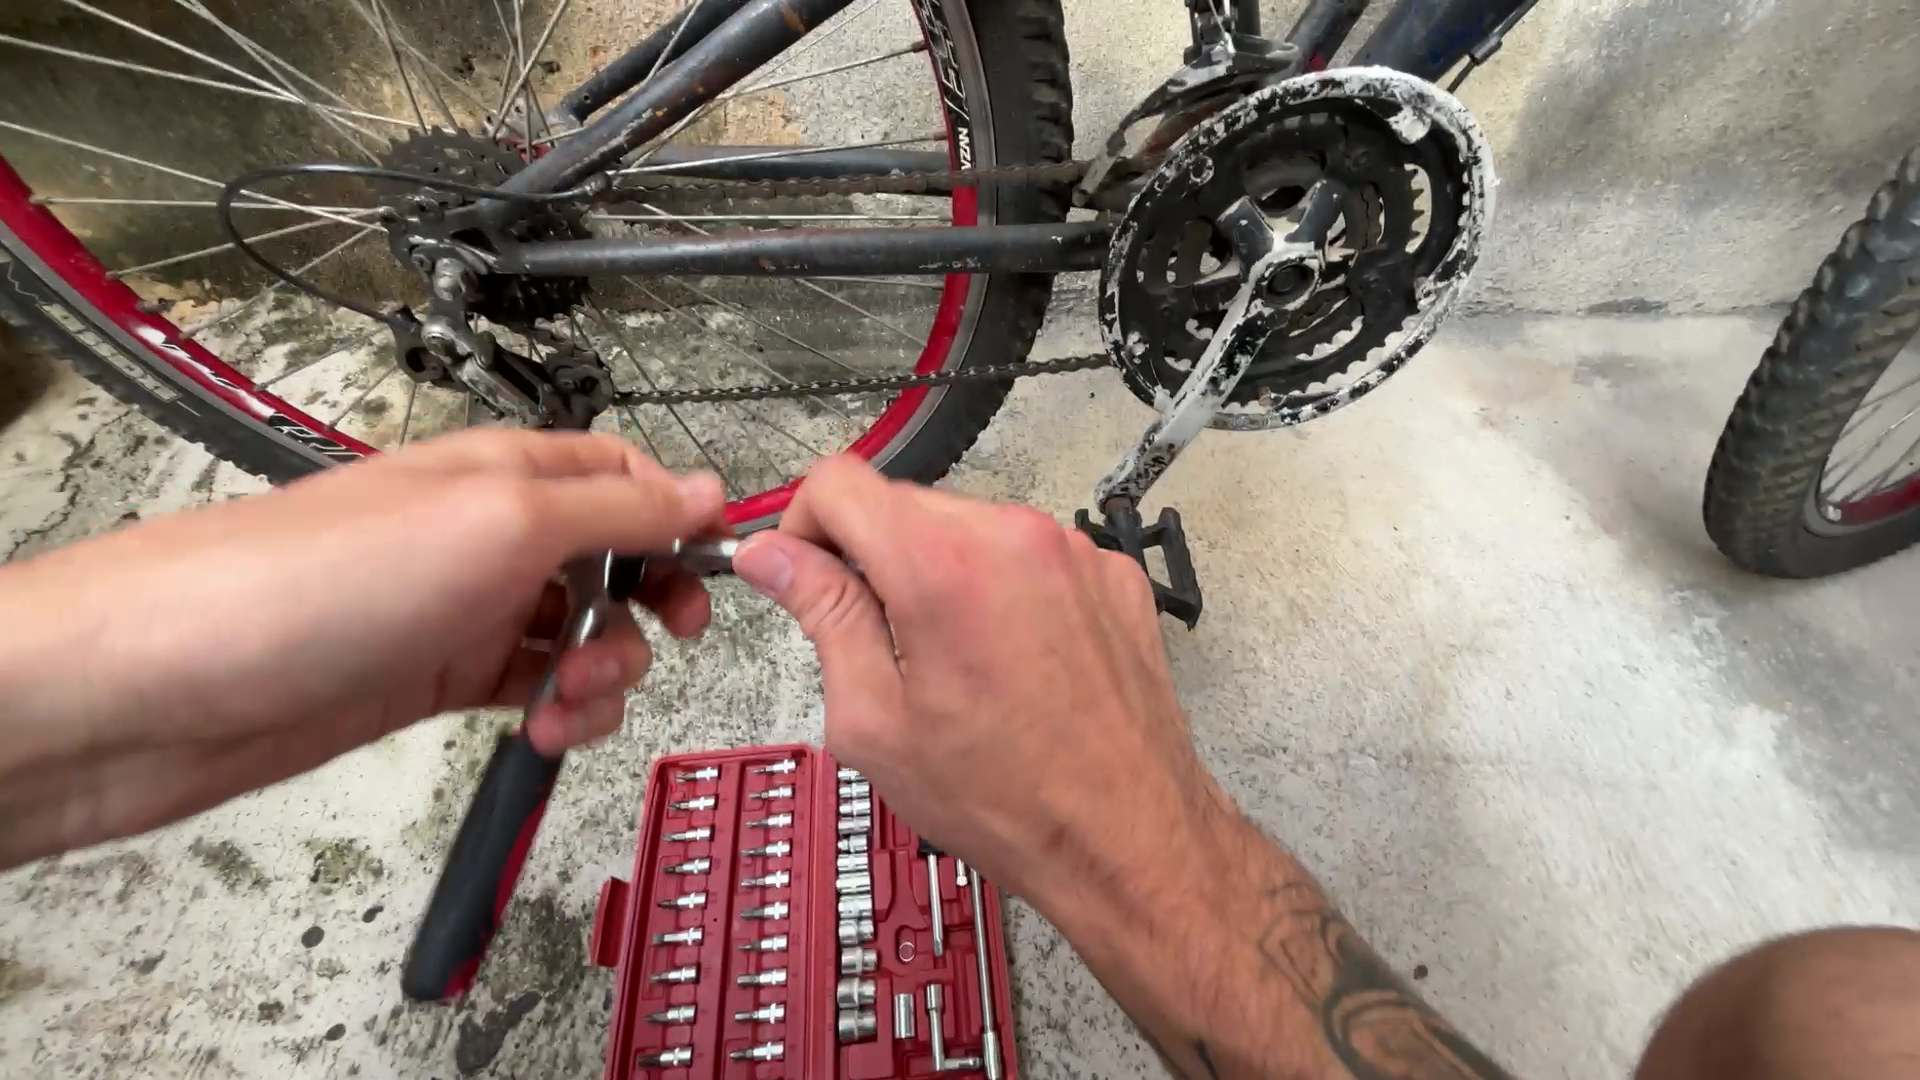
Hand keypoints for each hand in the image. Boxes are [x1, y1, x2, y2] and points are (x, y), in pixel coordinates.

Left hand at [0, 429, 724, 868]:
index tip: (716, 562)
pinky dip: (562, 708)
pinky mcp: (453, 675)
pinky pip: (543, 684)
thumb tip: (712, 489)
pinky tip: (545, 726)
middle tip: (672, 635)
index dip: (679, 514)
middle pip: (622, 560)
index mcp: (517, 475)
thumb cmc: (336, 581)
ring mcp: (478, 608)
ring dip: (606, 668)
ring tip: (571, 695)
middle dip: (655, 601)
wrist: (155, 692)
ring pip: (588, 630)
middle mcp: (503, 535)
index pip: (628, 477)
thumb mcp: (506, 523)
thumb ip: (621, 510)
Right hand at [731, 457, 1234, 912]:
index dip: (805, 522)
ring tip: (955, 656)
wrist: (1127, 835)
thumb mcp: (875, 719)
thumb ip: (821, 614)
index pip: (840, 482)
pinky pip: (1028, 551)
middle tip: (881, 636)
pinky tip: (1011, 652)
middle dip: (874, 556)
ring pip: (967, 525)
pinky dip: (1002, 584)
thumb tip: (773, 557)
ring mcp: (1071, 548)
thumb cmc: (1004, 798)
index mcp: (943, 564)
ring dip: (940, 570)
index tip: (808, 569)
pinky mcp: (1107, 571)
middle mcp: (1013, 534)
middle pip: (905, 503)